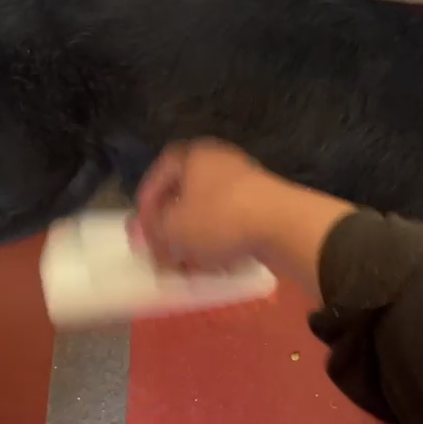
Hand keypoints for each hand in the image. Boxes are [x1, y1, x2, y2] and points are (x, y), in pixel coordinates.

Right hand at [129, 139, 352, 300]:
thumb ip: (151, 232)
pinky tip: (217, 266)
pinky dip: (220, 242)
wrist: (284, 225)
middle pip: (186, 193)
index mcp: (194, 156)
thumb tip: (138, 232)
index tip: (142, 227)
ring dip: (195, 238)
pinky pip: (232, 223)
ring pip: (209, 211)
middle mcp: (219, 161)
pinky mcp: (265, 205)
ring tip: (187, 267)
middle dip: (171, 226)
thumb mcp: (173, 229)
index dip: (147, 200)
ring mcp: (246, 182)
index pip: (161, 171)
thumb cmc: (218, 218)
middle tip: (163, 251)